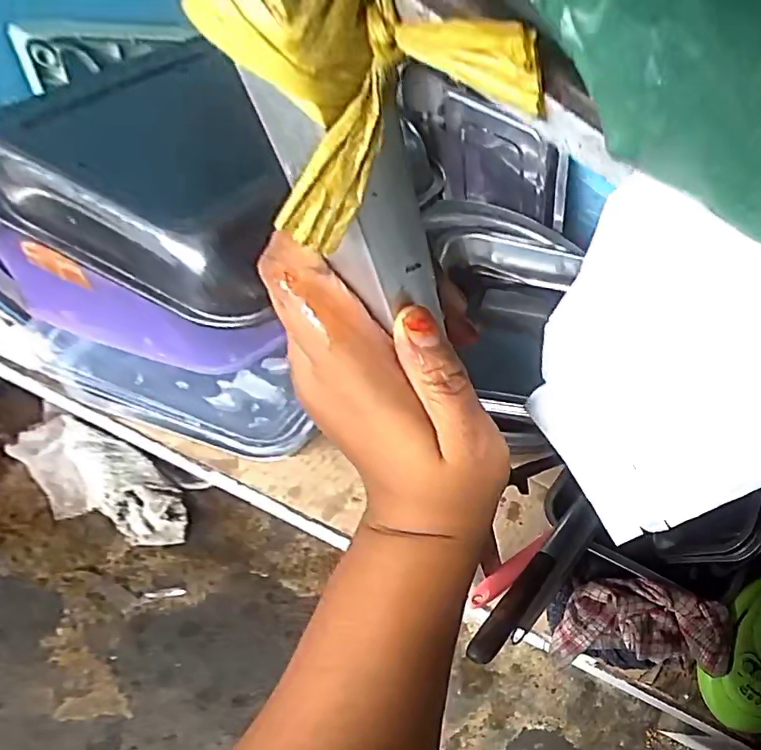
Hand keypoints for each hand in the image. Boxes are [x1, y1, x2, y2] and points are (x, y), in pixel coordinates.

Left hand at [258, 233, 506, 544]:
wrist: (424, 524)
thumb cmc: (453, 482)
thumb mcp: (465, 430)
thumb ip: (438, 370)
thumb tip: (411, 312)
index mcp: (349, 368)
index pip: (295, 272)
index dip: (315, 227)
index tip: (364, 213)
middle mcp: (315, 361)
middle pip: (301, 272)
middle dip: (363, 258)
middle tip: (434, 297)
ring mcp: (314, 370)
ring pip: (314, 291)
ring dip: (372, 287)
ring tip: (438, 327)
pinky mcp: (325, 377)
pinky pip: (326, 319)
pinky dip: (368, 312)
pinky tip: (419, 343)